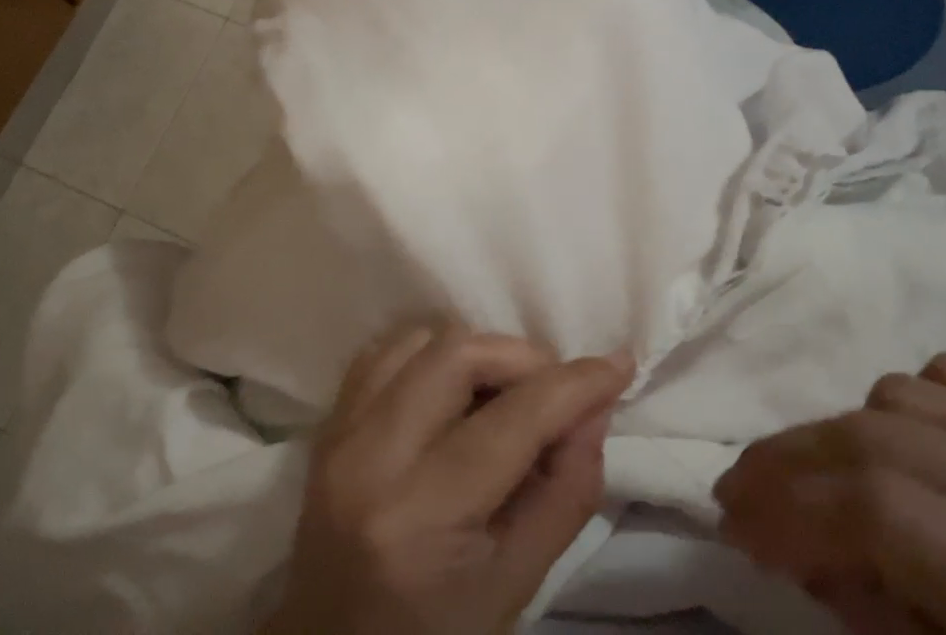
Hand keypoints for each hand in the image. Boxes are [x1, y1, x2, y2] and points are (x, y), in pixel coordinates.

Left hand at [261, 322, 633, 634]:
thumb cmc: (438, 630)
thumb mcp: (521, 580)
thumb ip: (567, 489)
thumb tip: (594, 405)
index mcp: (420, 516)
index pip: (511, 419)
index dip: (574, 383)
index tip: (618, 366)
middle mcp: (368, 458)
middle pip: (456, 354)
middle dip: (523, 359)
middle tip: (554, 393)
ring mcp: (338, 434)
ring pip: (417, 339)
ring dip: (475, 352)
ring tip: (503, 395)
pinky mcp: (327, 423)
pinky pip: (383, 353)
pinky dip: (429, 356)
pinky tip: (454, 391)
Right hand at [714, 353, 945, 634]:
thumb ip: (879, 620)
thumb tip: (792, 548)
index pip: (882, 506)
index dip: (791, 508)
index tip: (735, 525)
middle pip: (884, 434)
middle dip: (789, 457)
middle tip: (741, 491)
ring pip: (912, 393)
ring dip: (839, 428)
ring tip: (818, 475)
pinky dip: (910, 397)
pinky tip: (897, 441)